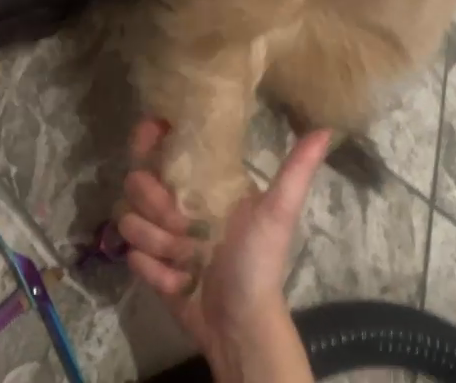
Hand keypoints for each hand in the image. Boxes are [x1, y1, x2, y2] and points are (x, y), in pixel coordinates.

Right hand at [118, 119, 327, 382]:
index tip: (150, 133)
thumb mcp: (278, 213)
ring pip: (130, 219)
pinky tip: (181, 282)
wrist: (242, 325)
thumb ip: (295, 171)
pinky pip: (131, 256)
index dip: (149, 138)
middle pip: (137, 182)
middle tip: (185, 225)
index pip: (163, 145)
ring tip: (188, 261)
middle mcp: (177, 201)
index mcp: (204, 182)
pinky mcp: (150, 264)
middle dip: (157, 207)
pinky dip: (156, 272)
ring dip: (159, 244)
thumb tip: (325, 130)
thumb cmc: (260, 263)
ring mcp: (161, 233)